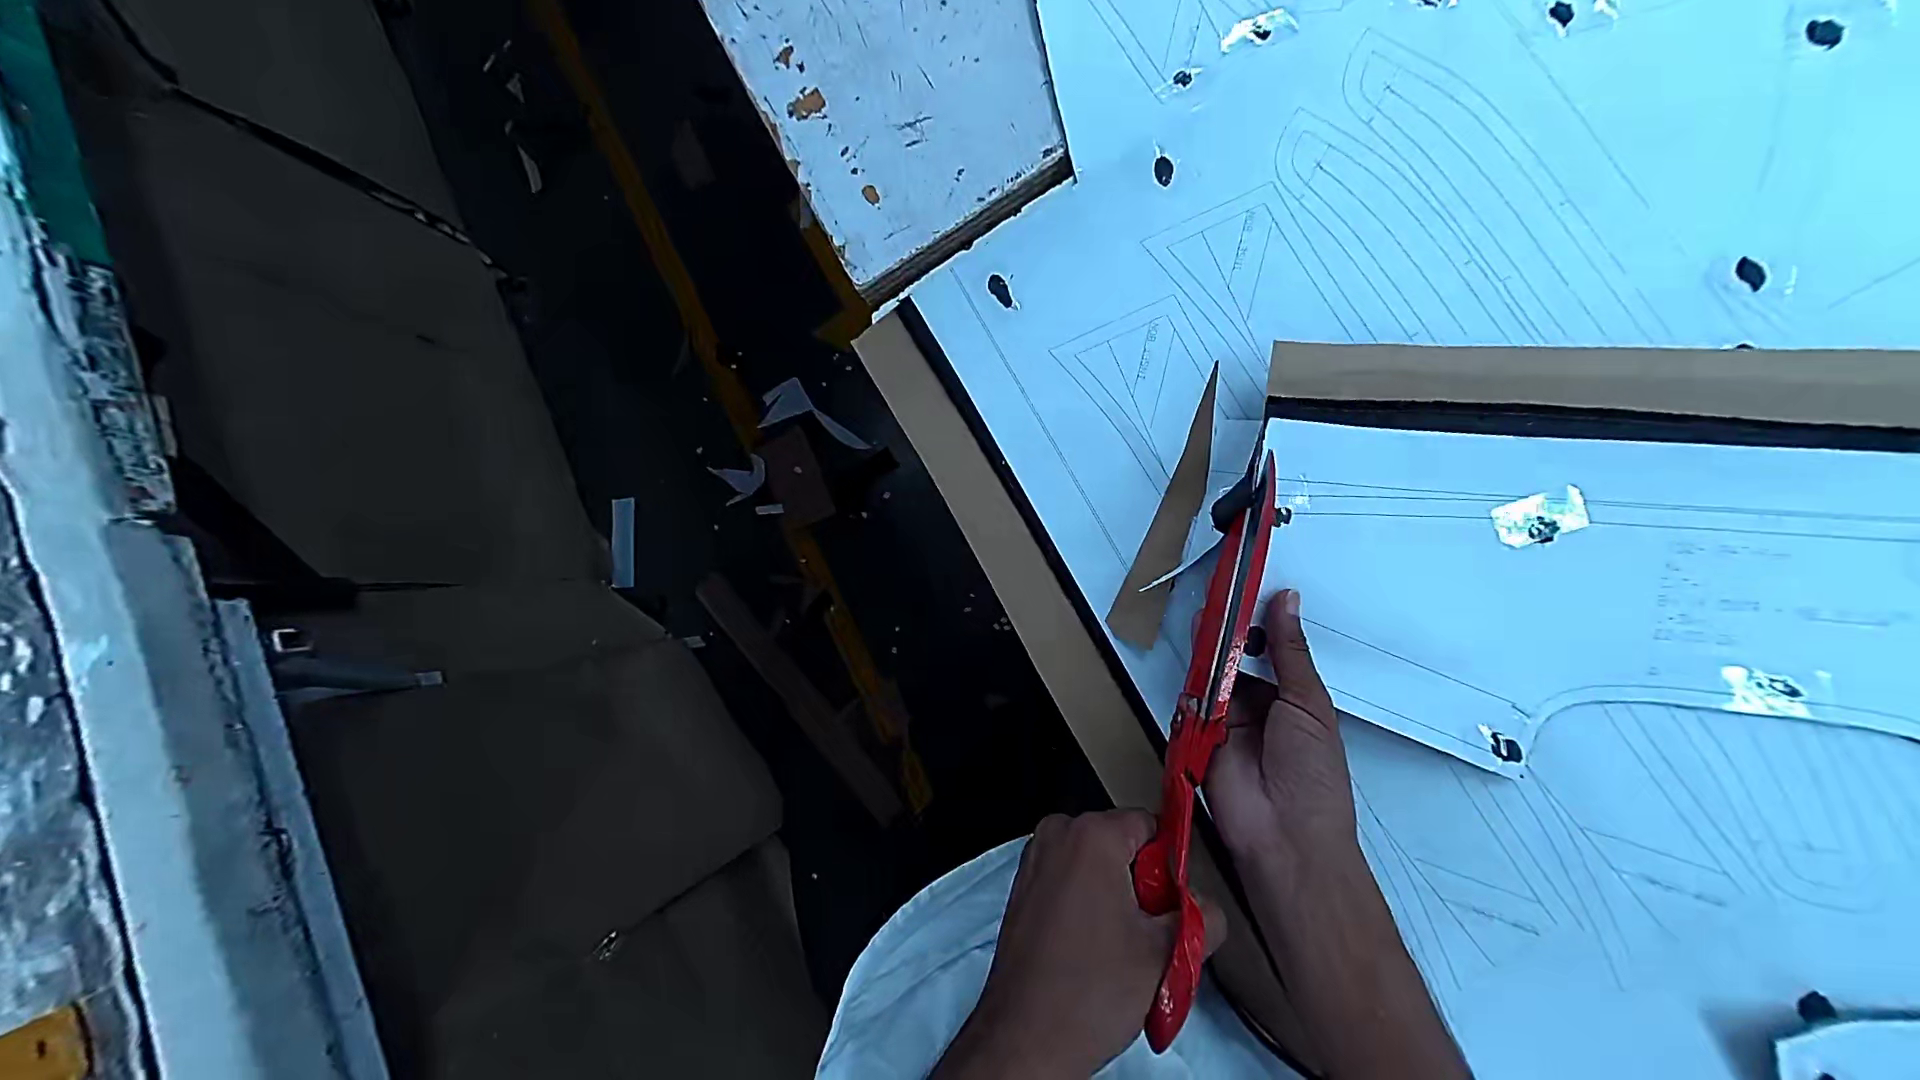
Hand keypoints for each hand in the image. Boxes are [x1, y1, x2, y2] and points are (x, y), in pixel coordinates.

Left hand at [933, 811, 1225, 1078]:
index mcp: (1092, 833)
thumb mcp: (1165, 953)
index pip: (1151, 825)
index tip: (1174, 905)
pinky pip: (1069, 875)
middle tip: (1150, 933)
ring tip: (1122, 946)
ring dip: (1116, 894)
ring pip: (1095, 862)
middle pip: (1122, 842)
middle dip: (1143, 882)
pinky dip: (1087, 899)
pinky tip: (1092, 945)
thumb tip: (1209, 907)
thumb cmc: (1094, 988)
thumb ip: (1203, 918)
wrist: (1024, 1034)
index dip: (1171, 864)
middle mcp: (1058, 830)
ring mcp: (1034, 855)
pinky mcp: (1022, 882)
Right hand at [1206, 589, 1358, 872]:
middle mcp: (1254, 704)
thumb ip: (1289, 651)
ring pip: (1209, 677)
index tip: (1245, 589)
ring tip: (1203, 619)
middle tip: (1217, 599)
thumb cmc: (1313, 773)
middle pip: (1232, 659)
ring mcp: (1224, 721)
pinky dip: (1190, 686)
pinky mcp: (1197, 735)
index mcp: (1288, 696)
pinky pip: (1189, 704)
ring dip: (1206, 653)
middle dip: (1224, 633)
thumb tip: (1286, 600)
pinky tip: (1194, 662)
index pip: (1266, 649)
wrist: (1284, 835)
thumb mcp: (1308, 703)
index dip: (1255, 621)